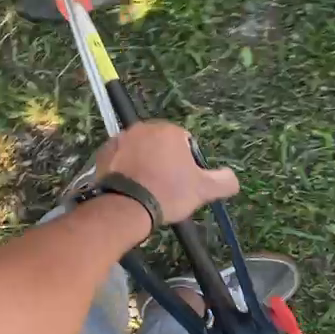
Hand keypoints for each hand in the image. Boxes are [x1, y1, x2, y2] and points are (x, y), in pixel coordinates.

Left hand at [92, 121, 237, 224]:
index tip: (182, 181)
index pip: (184, 143)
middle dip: (164, 161)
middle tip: (164, 185)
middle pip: (160, 144)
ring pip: (139, 149)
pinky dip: (125, 166)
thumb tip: (231, 176)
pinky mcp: (103, 151)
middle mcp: (143, 127)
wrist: (126, 205)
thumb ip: (224, 181)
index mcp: (169, 130)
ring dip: (144, 162)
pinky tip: (129, 184)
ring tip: (146, 186)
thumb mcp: (204, 190)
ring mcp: (120, 138)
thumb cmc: (168, 193)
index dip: (186, 163)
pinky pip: (120, 157)